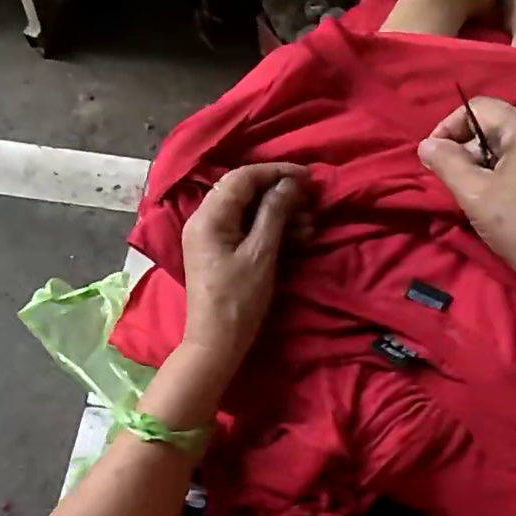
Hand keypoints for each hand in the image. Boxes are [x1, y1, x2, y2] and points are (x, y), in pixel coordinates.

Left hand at [179, 162, 311, 376]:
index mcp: (208, 217)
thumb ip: (275, 213)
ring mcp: (209, 237)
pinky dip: (269, 230)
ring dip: (279, 213)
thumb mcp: (261, 254)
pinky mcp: (218, 252)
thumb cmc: (239, 300)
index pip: (243, 177)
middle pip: (244, 192)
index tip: (309, 177)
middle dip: (280, 194)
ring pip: (247, 211)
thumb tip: (290, 183)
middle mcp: (203, 220)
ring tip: (309, 226)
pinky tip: (296, 238)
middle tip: (311, 205)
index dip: (277, 172)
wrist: (216, 343)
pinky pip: (245, 229)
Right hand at [418, 97, 515, 309]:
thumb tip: (425, 145)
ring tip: (467, 193)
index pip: (476, 108)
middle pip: (489, 124)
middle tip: (448, 180)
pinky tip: (488, 200)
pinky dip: (494, 174)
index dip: (447, 128)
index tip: (431, 159)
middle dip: (462, 148)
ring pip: (500, 145)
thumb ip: (447, 163)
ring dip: (476, 164)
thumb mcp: (475, 193)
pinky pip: (514, 161)